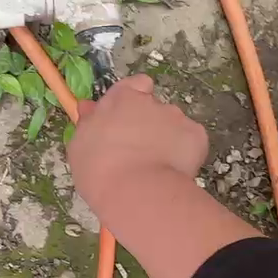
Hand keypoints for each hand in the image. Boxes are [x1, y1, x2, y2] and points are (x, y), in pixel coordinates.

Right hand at [68, 75, 209, 210]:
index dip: (135, 98)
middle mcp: (151, 102)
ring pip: (173, 126)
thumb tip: (89, 108)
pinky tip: (172, 173)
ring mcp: (177, 117)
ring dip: (166, 140)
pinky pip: (190, 142)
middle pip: (153, 108)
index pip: (135, 84)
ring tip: (155, 168)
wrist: (138, 193)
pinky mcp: (197, 136)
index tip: (129, 118)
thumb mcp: (80, 147)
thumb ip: (88, 123)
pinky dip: (184, 154)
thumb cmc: (99, 171)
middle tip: (138, 152)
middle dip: (149, 124)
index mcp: (121, 99)